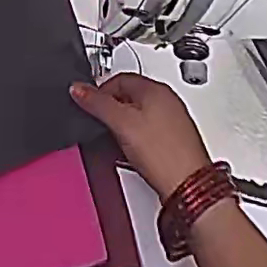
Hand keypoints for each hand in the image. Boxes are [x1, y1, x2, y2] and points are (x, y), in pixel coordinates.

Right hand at [68, 73, 213, 197]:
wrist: (188, 188)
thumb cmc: (164, 154)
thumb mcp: (121, 123)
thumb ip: (97, 103)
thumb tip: (78, 88)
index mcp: (156, 89)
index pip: (119, 78)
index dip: (100, 92)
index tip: (90, 105)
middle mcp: (167, 102)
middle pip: (128, 97)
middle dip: (111, 111)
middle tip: (103, 125)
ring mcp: (172, 122)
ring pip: (137, 116)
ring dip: (123, 128)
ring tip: (117, 142)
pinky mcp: (173, 142)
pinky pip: (146, 133)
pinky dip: (134, 140)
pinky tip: (129, 154)